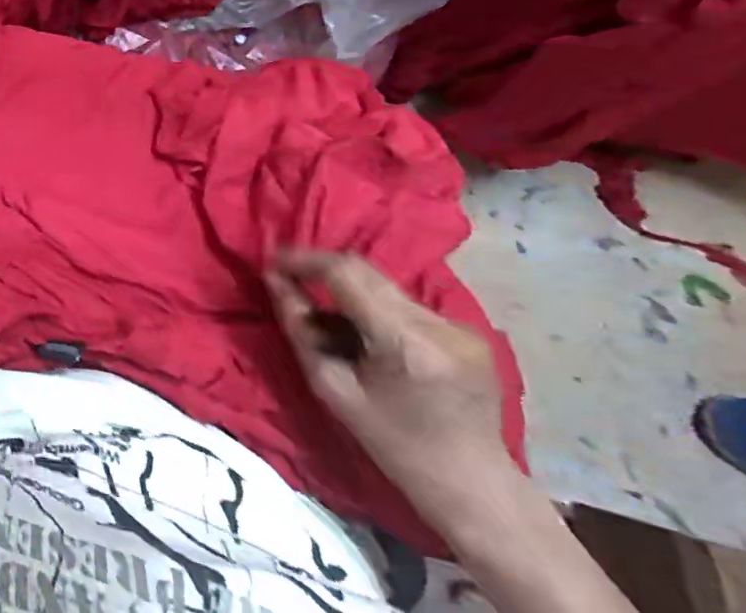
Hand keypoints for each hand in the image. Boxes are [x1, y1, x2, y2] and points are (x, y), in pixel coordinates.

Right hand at [265, 249, 515, 515]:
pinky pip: (405, 303)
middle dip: (321, 269)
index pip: (345, 275)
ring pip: (385, 286)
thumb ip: (301, 330)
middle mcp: (438, 324)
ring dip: (349, 291)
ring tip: (327, 318)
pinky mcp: (467, 329)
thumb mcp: (334, 390)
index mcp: (406, 343)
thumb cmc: (393, 445)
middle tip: (289, 278)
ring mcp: (458, 324)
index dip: (304, 261)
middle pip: (365, 271)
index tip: (273, 261)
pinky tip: (370, 338)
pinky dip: (377, 308)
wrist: (471, 484)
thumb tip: (276, 282)